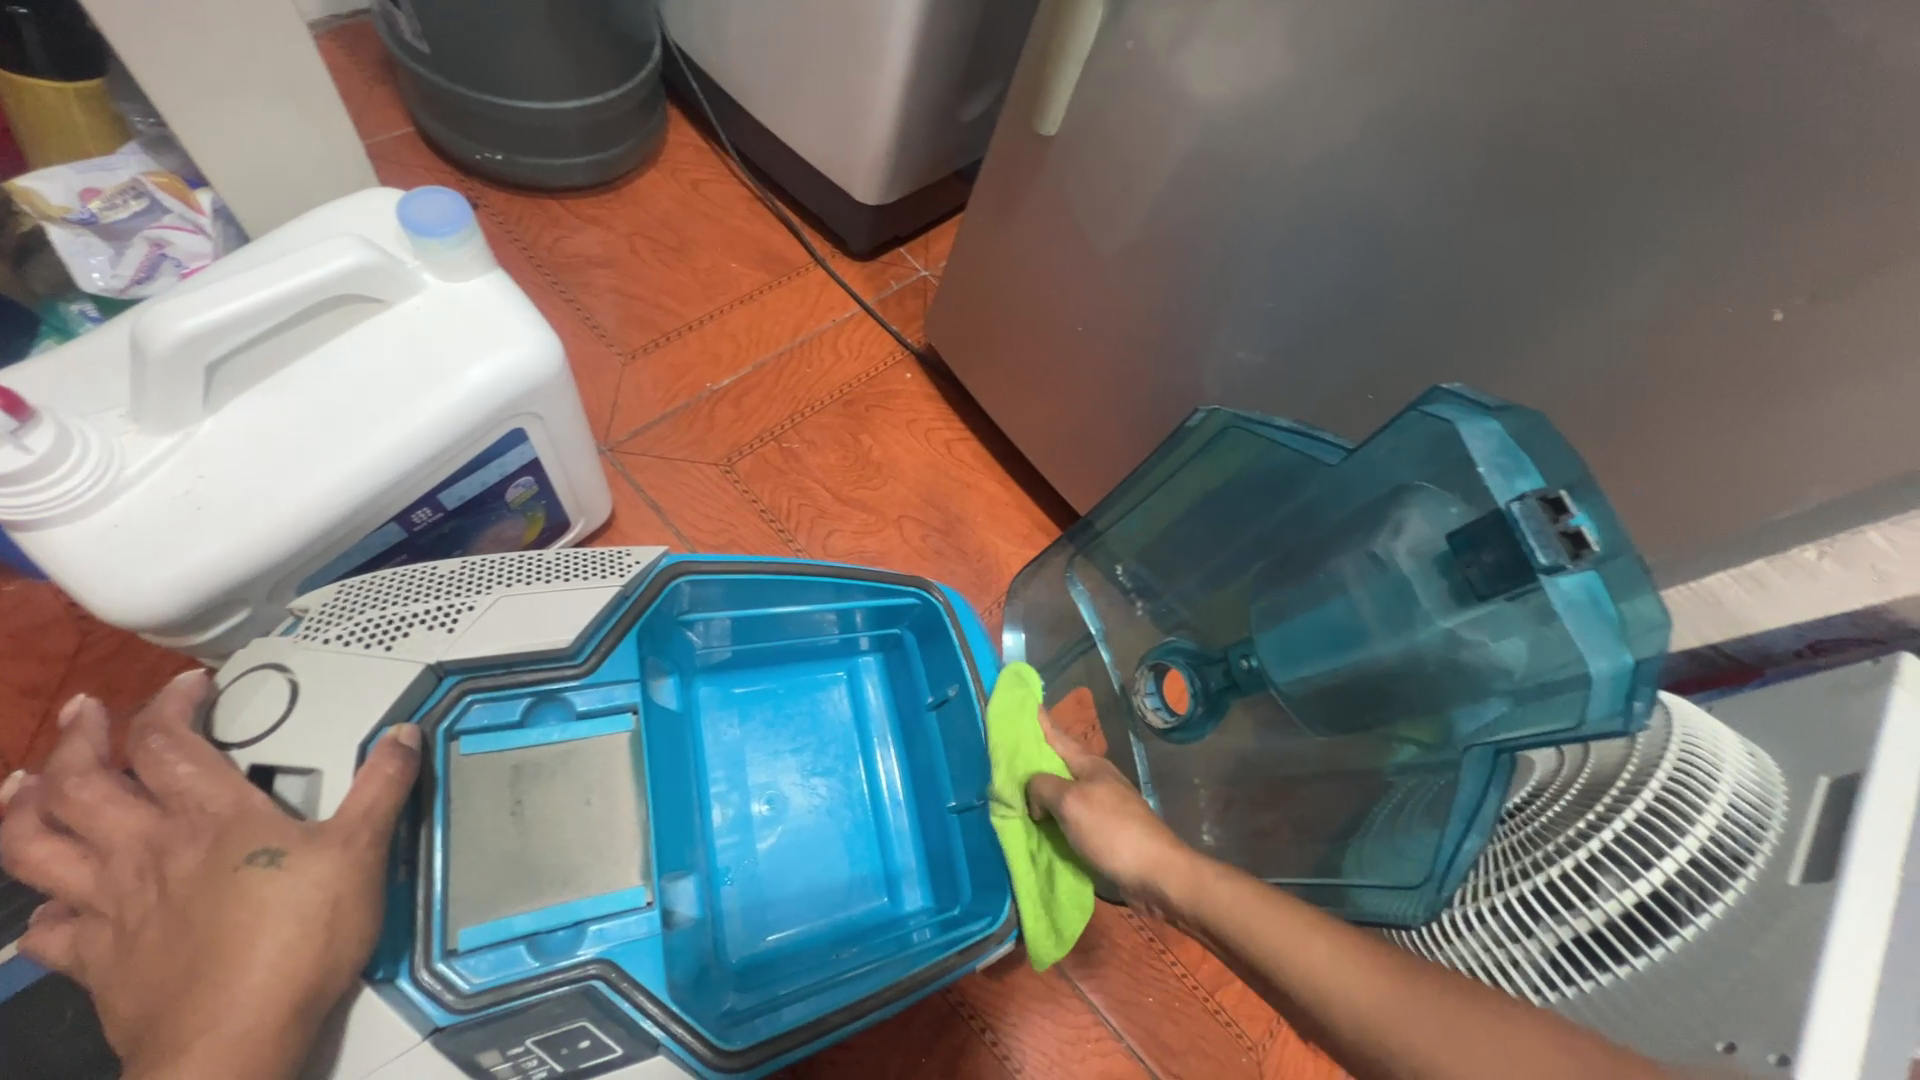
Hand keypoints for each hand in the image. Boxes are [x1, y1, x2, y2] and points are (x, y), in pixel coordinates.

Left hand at [0, 669, 421, 1079]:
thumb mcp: (363, 851)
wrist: (236, 1037)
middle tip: (86, 711)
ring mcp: (111, 905)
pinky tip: (58, 896)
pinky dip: (45, 903)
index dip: (169, 704)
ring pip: (34, 846)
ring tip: (27, 780)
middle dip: (78, 739)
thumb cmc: (302, 935)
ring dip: (22, 806)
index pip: (169, 743)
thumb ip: (382, 787)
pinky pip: (47, 926)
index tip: (187, 683)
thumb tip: (404, 733)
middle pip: (81, 784)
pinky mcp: (95, 958)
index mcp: (213, 818)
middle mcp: (147, 850)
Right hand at [1025, 713, 1199, 915]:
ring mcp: (1102, 806)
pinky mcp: (1104, 832)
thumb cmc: (1112, 830)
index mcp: (1090, 765)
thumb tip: (1036, 796)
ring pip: (1064, 792)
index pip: (1058, 737)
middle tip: (1007, 756)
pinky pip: (1070, 818)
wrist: (1155, 873)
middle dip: (1036, 759)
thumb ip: (1043, 787)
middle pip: (1059, 764)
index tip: (1027, 704)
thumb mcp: (1070, 801)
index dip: (1041, 722)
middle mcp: (1096, 780)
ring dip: (1043, 793)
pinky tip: (1041, 825)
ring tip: (1018, 794)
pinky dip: (1054, 818)